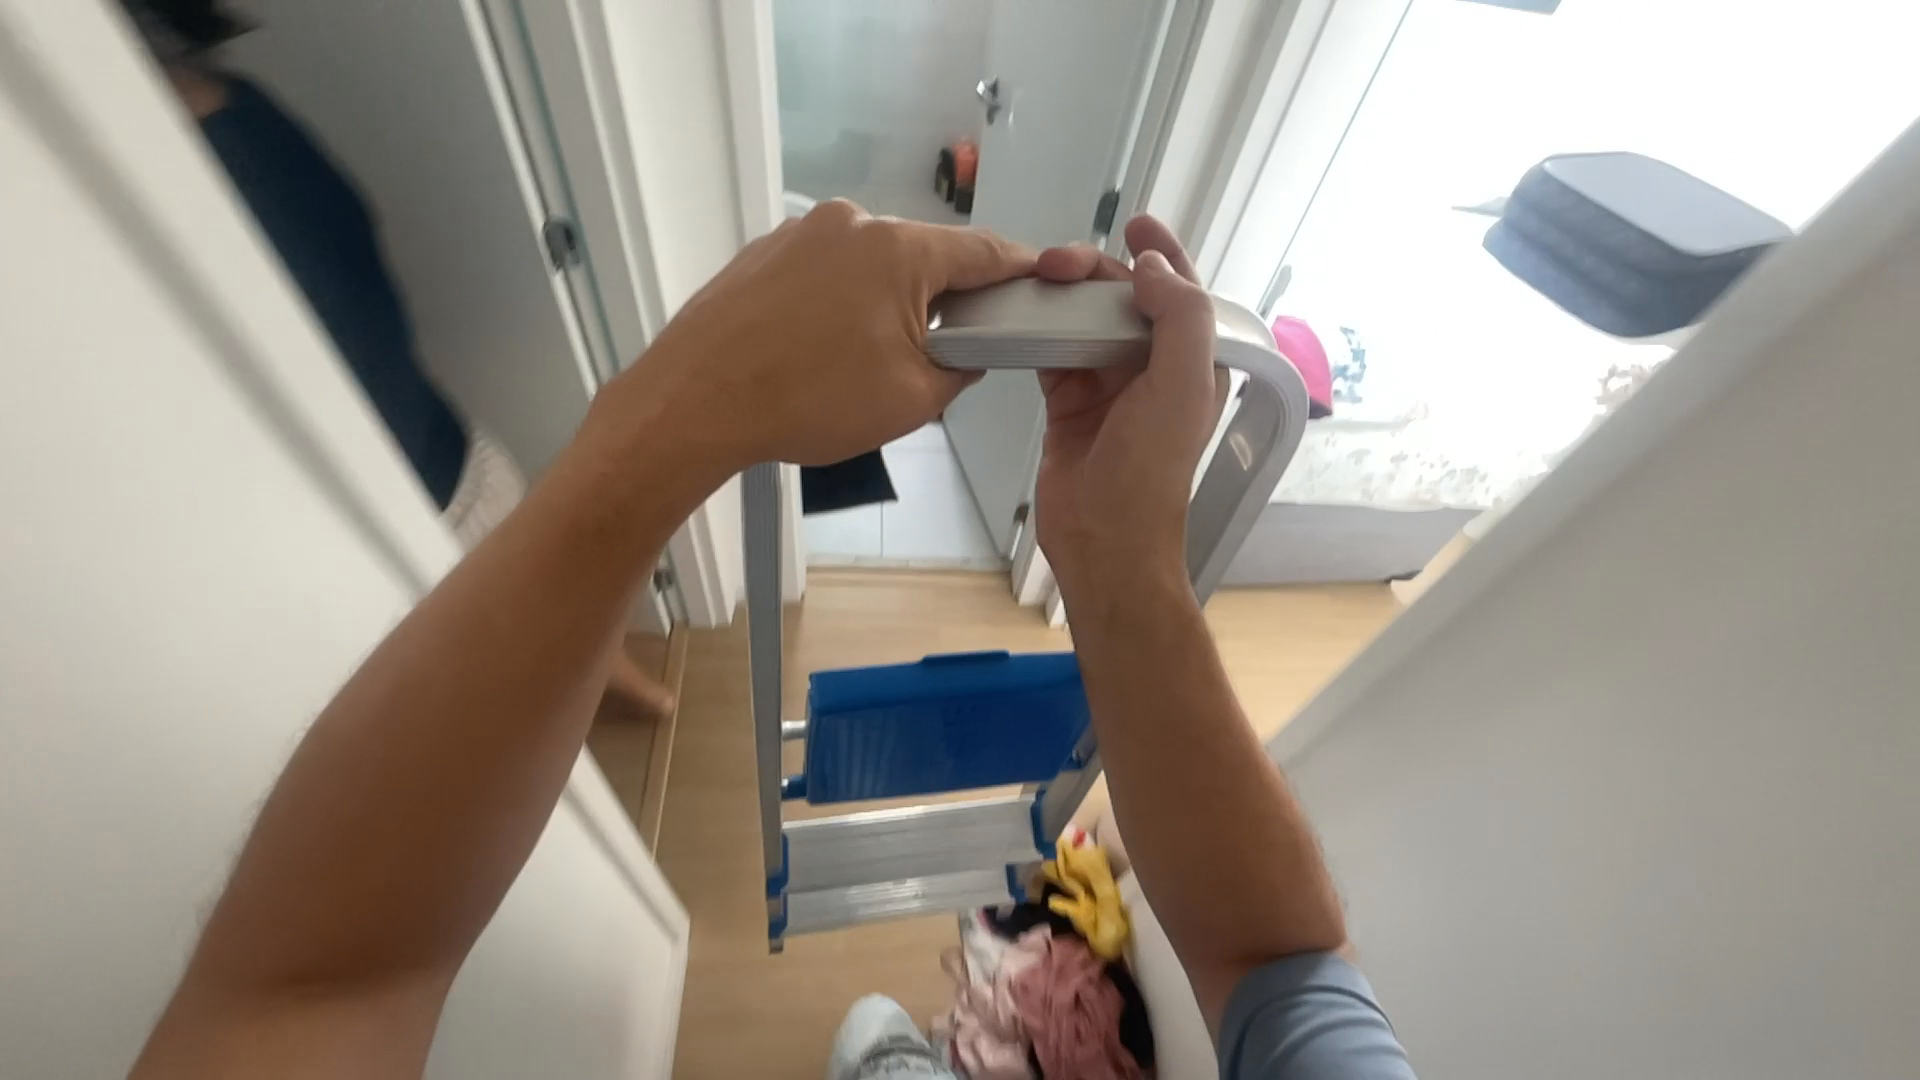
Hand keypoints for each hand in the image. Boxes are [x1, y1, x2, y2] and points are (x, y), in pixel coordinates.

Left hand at [586, 200, 1032, 478]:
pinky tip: (825, 349)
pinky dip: (844, 302)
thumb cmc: (809, 403)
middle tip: (941, 354)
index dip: (1019, 274)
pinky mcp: (766, 252)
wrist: (694, 403)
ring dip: (890, 304)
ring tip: (868, 362)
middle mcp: (853, 224)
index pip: (985, 252)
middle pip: (926, 257)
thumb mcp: (912, 400)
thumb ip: (962, 368)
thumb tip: (972, 350)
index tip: (1038, 290)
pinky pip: (828, 272)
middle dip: (945, 301)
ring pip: (875, 266)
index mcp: (900, 251)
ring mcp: (802, 233)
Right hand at [1031, 216, 1222, 603]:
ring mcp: (1107, 386)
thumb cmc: (1149, 470)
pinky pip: (1052, 353)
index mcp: (1191, 364)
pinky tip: (1021, 315)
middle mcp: (1151, 370)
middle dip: (1098, 274)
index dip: (1163, 255)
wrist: (1103, 538)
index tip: (1136, 223)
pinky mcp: (1067, 403)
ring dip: (1064, 299)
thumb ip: (1180, 319)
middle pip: (1124, 303)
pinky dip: (1037, 332)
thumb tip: (1147, 268)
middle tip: (1062, 262)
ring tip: (1038, 280)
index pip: (1180, 296)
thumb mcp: (1183, 389)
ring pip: (1084, 324)